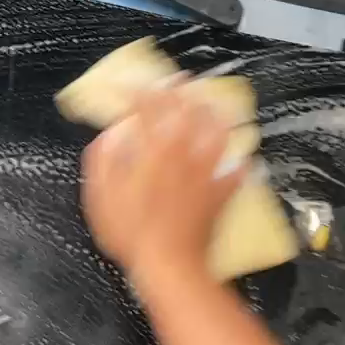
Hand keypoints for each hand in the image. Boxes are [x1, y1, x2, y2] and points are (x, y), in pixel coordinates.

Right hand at [81, 87, 241, 285]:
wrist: (171, 266)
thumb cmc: (131, 233)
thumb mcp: (101, 197)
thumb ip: (103, 159)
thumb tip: (109, 135)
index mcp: (153, 150)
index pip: (146, 106)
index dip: (136, 90)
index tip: (126, 85)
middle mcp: (184, 153)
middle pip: (186, 110)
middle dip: (178, 90)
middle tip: (175, 79)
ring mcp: (208, 172)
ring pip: (218, 131)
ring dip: (215, 113)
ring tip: (213, 103)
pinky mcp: (223, 193)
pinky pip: (238, 171)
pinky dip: (240, 161)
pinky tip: (243, 158)